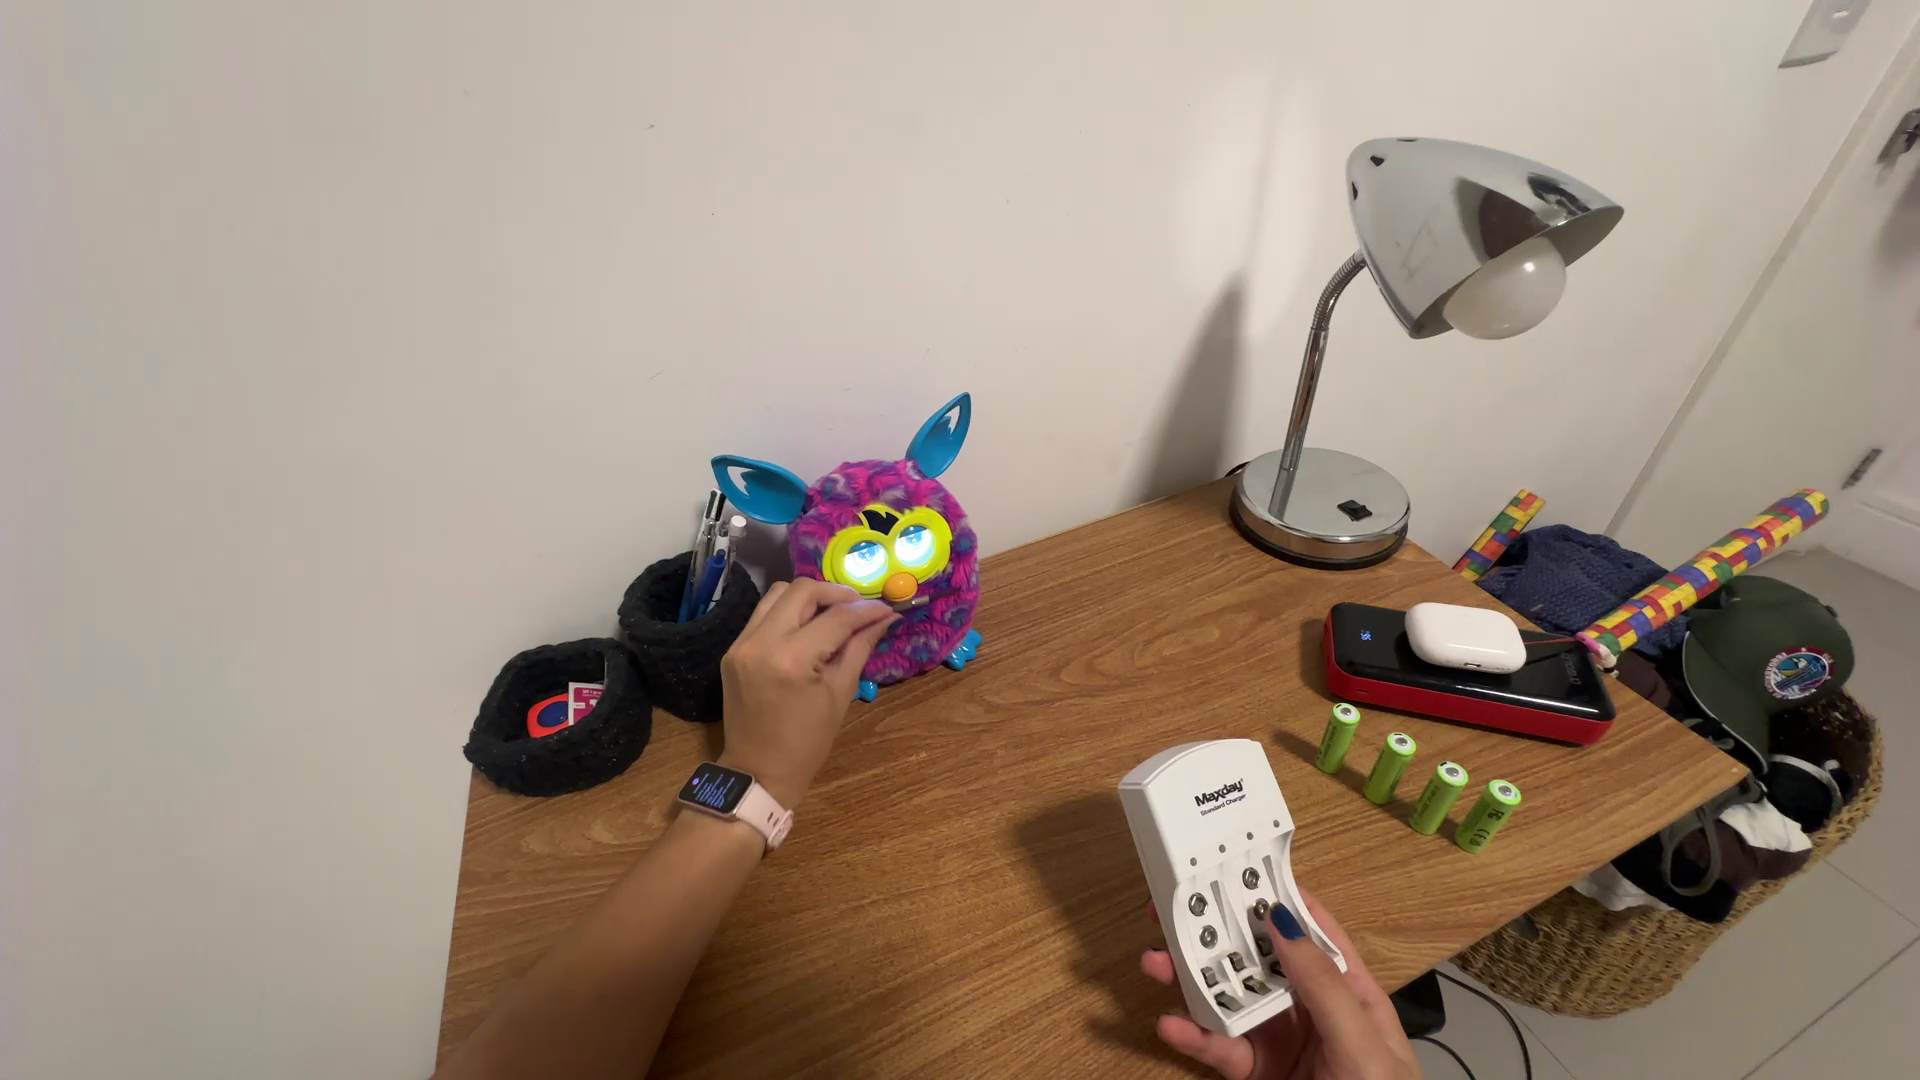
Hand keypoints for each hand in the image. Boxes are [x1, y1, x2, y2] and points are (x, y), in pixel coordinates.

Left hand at [716, 578, 896, 807]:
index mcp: (792, 660)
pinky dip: (789, 612)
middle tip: (858, 608)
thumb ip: (860, 647)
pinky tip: (807, 628)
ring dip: (809, 597)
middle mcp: (762, 642)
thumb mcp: (841, 693)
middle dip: (836, 594)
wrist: (758, 771)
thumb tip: (885, 617)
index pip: (836, 618)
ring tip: (832, 614)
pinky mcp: (733, 649)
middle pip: (802, 590)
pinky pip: (764, 614)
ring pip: (778, 593)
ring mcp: (742, 644)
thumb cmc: (807, 741)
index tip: (885, 609)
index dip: (866, 610)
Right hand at [1140, 888, 1419, 1079]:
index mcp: (1345, 987)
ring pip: (1226, 992)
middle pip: (1252, 953)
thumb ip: (1321, 984)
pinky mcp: (1253, 1068)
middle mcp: (1306, 1004)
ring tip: (1155, 961)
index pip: (1306, 927)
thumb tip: (1280, 919)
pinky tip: (1171, 1023)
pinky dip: (1190, 1032)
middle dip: (1212, 929)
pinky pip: (1216, 1043)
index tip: (1233, 865)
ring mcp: (1276, 1035)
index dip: (1271, 894)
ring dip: (1187, 975)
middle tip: (1171, 909)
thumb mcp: (1363, 1046)